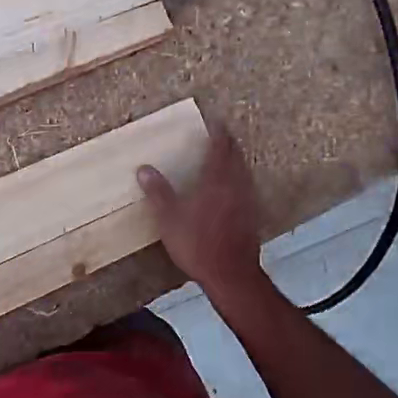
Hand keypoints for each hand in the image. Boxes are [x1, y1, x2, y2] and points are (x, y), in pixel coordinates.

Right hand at [136, 130, 273, 308]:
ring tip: (228, 157)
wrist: (231, 275)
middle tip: (222, 135)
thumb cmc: (198, 244)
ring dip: (237, 161)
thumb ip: (158, 192)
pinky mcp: (253, 217)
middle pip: (237, 157)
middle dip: (229, 145)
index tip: (216, 122)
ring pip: (244, 173)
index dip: (219, 133)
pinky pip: (247, 189)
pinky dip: (240, 181)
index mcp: (216, 181)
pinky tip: (234, 189)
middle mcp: (236, 186)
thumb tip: (144, 169)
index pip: (220, 149)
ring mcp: (248, 202)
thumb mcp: (169, 219)